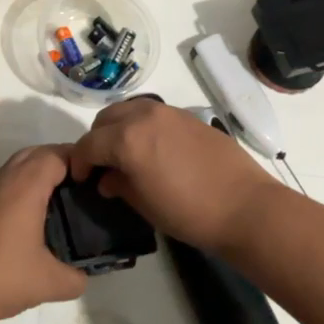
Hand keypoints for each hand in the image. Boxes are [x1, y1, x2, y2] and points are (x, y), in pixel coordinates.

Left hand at [0, 145, 86, 322]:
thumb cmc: (5, 277)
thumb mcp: (51, 282)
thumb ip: (76, 277)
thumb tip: (83, 276)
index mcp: (26, 185)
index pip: (57, 155)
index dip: (79, 160)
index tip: (96, 178)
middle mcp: (5, 178)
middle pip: (37, 152)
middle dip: (60, 160)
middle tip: (83, 183)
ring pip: (18, 164)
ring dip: (39, 170)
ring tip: (61, 196)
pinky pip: (6, 180)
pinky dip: (23, 183)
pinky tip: (33, 213)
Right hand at [69, 99, 282, 251]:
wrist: (245, 207)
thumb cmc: (190, 213)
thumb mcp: (145, 205)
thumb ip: (119, 185)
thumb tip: (107, 178)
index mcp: (127, 139)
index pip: (89, 144)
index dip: (79, 162)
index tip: (80, 178)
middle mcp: (143, 116)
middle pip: (105, 119)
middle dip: (97, 140)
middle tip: (101, 166)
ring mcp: (167, 112)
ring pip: (128, 110)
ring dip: (118, 128)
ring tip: (124, 154)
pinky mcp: (187, 116)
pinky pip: (151, 113)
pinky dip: (140, 125)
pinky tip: (151, 149)